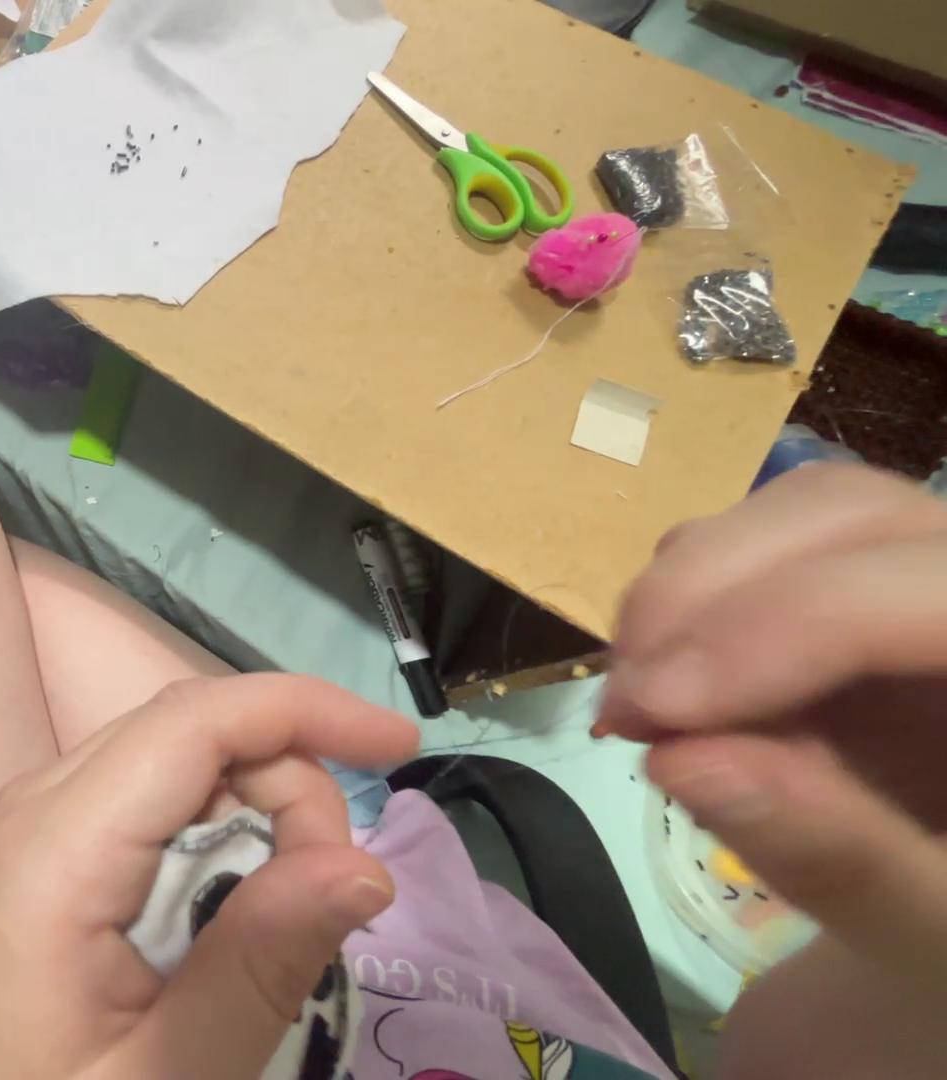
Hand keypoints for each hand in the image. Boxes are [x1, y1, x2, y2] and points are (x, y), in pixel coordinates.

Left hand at [0, 674, 418, 1079]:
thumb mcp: (169, 1071)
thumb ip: (261, 964)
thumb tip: (364, 865)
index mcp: (61, 843)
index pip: (191, 721)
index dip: (299, 709)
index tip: (399, 744)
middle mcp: (45, 796)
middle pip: (191, 728)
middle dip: (286, 779)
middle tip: (330, 889)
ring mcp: (44, 809)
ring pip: (180, 753)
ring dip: (257, 806)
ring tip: (275, 914)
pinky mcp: (56, 833)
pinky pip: (156, 791)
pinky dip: (219, 825)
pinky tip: (228, 905)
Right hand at [596, 462, 946, 991]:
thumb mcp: (937, 947)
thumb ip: (840, 861)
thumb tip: (678, 759)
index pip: (937, 591)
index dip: (783, 626)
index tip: (652, 713)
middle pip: (846, 514)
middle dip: (701, 599)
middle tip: (627, 708)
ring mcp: (922, 581)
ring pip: (784, 512)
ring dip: (673, 597)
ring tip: (635, 700)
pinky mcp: (846, 589)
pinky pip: (743, 545)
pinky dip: (672, 603)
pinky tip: (657, 681)